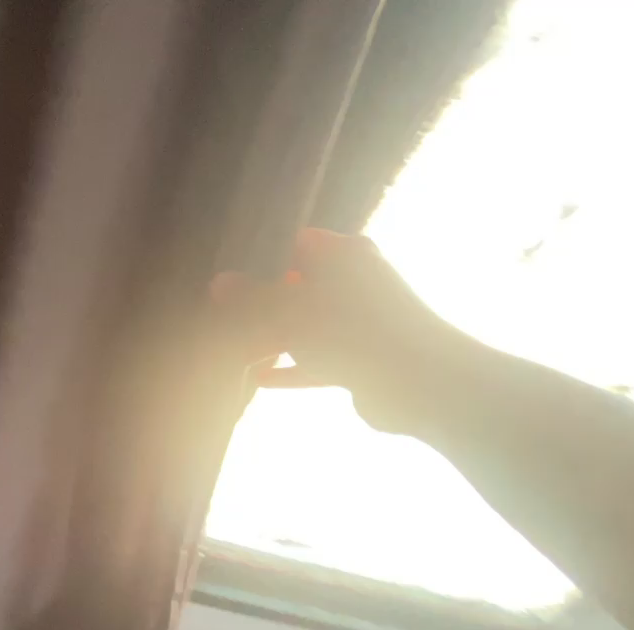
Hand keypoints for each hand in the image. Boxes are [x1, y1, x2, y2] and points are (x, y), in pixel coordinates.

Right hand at [209, 229, 479, 436]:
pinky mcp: (362, 356)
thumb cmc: (350, 331)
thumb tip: (217, 282)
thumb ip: (252, 298)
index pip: (296, 245)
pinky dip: (292, 367)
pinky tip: (261, 379)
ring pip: (306, 325)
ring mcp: (359, 321)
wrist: (416, 380)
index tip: (228, 271)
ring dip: (272, 339)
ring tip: (233, 352)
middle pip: (298, 287)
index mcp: (344, 256)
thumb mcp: (290, 311)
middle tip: (221, 316)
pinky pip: (317, 358)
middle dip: (261, 304)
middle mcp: (355, 282)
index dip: (261, 257)